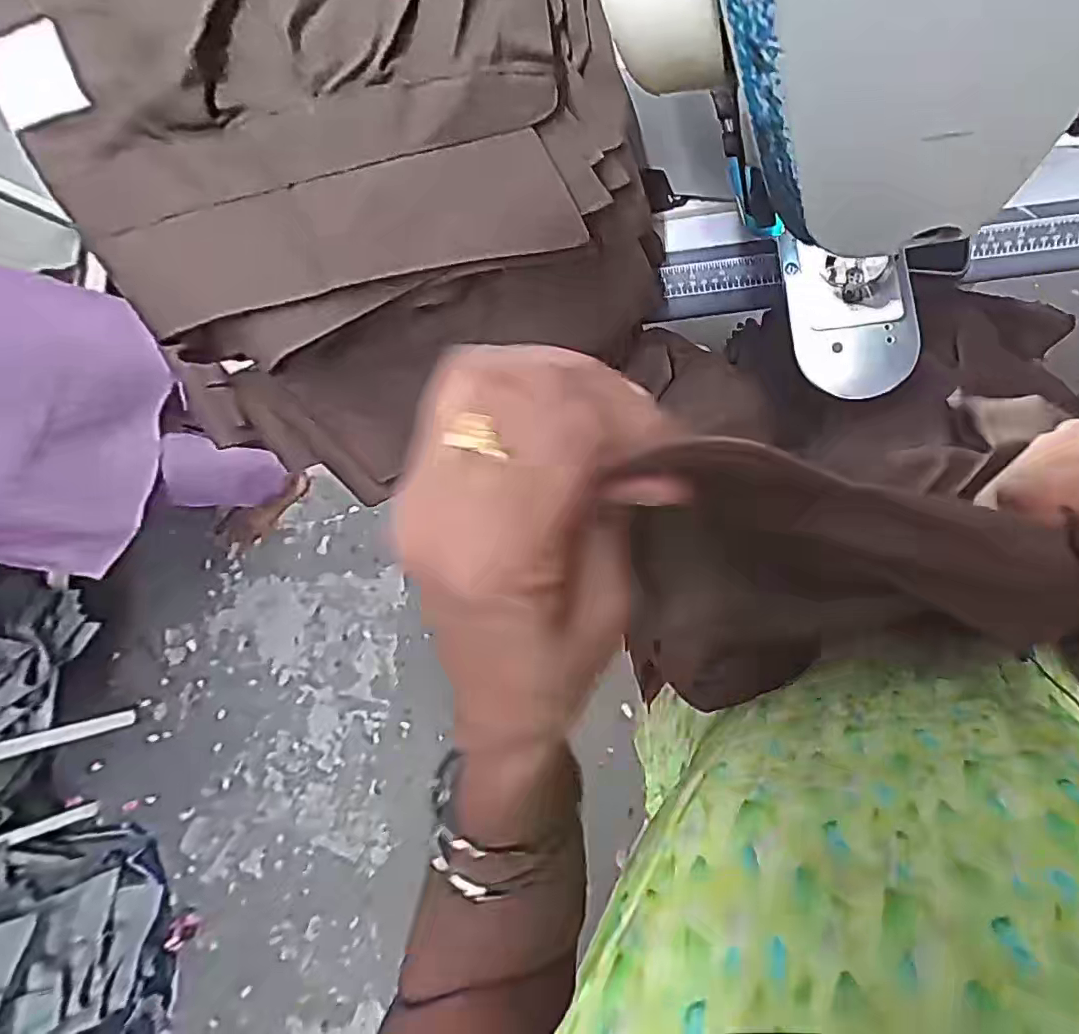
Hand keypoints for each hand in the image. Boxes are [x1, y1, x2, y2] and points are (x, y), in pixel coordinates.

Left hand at [392, 346, 681, 754]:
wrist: (494, 703)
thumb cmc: (560, 669)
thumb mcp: (612, 599)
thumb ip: (617, 508)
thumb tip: (650, 449)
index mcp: (496, 554)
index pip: (561, 433)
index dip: (625, 417)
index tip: (664, 435)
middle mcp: (440, 511)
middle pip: (517, 391)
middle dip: (593, 389)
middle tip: (637, 416)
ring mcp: (415, 492)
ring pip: (480, 377)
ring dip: (552, 375)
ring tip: (599, 403)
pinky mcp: (414, 483)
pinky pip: (456, 395)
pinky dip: (513, 381)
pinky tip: (552, 401)